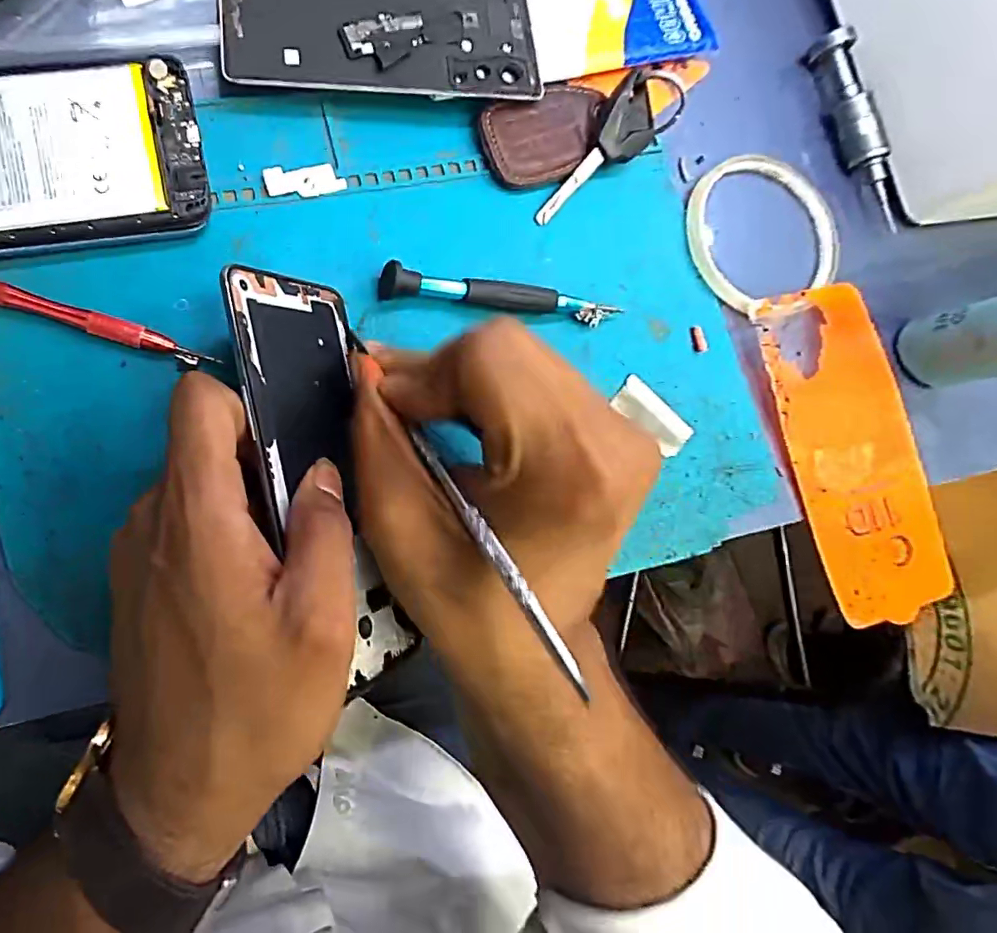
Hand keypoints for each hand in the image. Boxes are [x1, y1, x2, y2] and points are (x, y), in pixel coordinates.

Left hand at [106, 372, 356, 882]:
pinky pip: (177, 521)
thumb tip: (317, 469)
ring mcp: (132, 546)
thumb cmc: (255, 709)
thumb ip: (324, 529)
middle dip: (254, 463)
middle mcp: (150, 515)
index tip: (284, 452)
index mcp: (195, 514)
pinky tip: (241, 592)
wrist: (173, 794)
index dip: (244, 406)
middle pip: (199, 443)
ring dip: (237, 502)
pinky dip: (213, 531)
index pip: (196, 399)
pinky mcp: (130, 574)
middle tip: (298, 526)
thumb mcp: (321, 624)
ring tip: (275, 567)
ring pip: (192, 483)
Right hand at [351, 318, 660, 658]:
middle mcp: (615, 435)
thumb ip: (377, 438)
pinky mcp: (621, 432)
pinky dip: (490, 387)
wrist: (533, 651)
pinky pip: (539, 374)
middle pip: (507, 345)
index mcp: (568, 465)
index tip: (384, 406)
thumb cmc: (463, 603)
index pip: (488, 357)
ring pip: (522, 352)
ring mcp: (627, 431)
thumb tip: (369, 370)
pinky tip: (464, 418)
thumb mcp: (397, 524)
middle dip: (438, 369)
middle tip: (397, 405)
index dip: (422, 371)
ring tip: (424, 412)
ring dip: (461, 376)